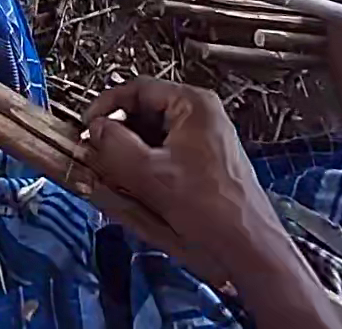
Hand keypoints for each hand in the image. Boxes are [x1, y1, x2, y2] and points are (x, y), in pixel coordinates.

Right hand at [83, 78, 263, 240]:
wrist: (252, 253)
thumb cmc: (216, 213)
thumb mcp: (151, 174)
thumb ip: (115, 146)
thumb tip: (96, 129)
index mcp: (192, 104)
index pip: (136, 89)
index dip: (107, 106)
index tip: (90, 124)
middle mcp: (201, 114)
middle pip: (143, 112)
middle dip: (120, 134)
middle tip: (102, 151)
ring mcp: (205, 136)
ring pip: (152, 134)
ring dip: (133, 152)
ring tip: (121, 173)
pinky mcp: (205, 159)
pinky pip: (166, 151)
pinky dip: (149, 164)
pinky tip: (141, 186)